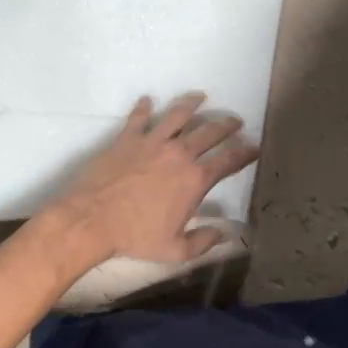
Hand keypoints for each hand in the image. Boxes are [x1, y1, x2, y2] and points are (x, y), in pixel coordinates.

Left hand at [49, 94, 259, 265]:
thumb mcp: (175, 250)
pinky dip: (145, 107)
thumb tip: (224, 234)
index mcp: (195, 179)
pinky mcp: (127, 137)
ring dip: (191, 104)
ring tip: (200, 97)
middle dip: (226, 125)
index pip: (228, 161)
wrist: (92, 218)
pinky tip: (148, 100)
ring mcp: (152, 141)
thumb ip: (203, 241)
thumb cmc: (135, 236)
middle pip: (209, 132)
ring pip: (178, 115)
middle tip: (235, 121)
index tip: (254, 147)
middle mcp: (179, 153)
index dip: (245, 153)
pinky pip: (139, 116)